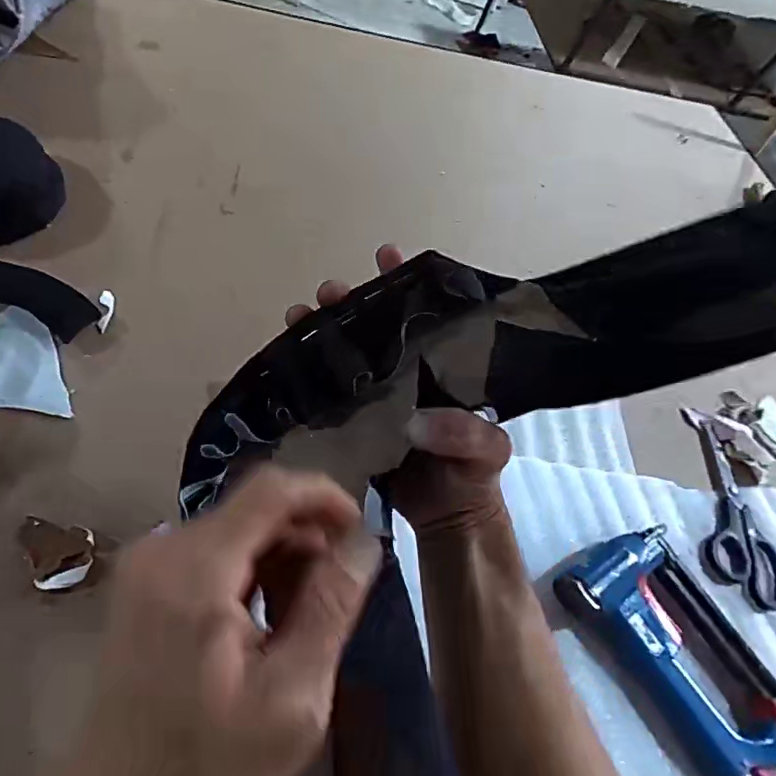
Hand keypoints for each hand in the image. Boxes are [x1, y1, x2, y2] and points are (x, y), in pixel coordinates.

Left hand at [58, 468, 380, 775]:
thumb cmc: (208, 761)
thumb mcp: (291, 699)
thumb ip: (330, 610)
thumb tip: (363, 540)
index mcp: (195, 573)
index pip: (271, 489)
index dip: (324, 495)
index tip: (358, 531)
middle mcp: (164, 549)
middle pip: (256, 505)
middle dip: (307, 535)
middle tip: (334, 590)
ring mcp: (149, 560)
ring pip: (241, 523)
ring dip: (283, 553)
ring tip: (300, 613)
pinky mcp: (147, 575)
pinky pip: (218, 543)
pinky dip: (254, 565)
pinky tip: (265, 613)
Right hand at [286, 245, 512, 539]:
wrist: (449, 520)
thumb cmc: (474, 477)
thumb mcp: (488, 451)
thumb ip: (466, 434)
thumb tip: (417, 424)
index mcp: (441, 369)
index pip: (423, 315)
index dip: (405, 283)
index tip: (386, 255)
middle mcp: (406, 375)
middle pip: (375, 329)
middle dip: (351, 304)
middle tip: (330, 291)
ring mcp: (378, 400)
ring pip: (347, 357)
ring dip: (323, 332)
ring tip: (299, 315)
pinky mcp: (355, 426)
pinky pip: (330, 396)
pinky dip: (309, 378)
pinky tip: (287, 364)